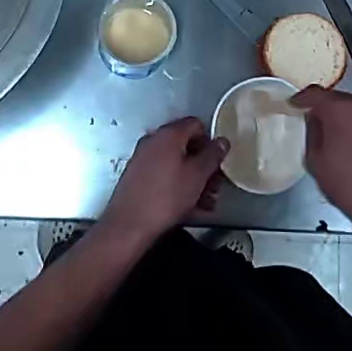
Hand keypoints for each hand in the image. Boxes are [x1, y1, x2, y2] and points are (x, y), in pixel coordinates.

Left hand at [101, 116, 229, 238]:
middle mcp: (152, 142)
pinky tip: (189, 208)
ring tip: (205, 203)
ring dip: (194, 181)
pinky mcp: (136, 179)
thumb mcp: (198, 175)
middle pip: (186, 146)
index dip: (210, 142)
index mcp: (168, 135)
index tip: (217, 161)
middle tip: (214, 185)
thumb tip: (222, 142)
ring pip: (176, 164)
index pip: (196, 124)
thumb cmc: (165, 197)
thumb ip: (213, 155)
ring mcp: (142, 160)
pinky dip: (178, 187)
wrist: (129, 226)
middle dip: (204, 166)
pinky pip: (164, 177)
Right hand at [291, 87, 351, 229]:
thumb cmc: (348, 185)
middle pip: (336, 99)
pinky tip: (347, 142)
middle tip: (309, 119)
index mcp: (340, 110)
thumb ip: (312, 132)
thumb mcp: (316, 160)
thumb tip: (314, 121)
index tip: (294, 104)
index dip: (301, 98)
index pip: (315, 94)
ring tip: (328, 133)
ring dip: (339, 116)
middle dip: (322, 107)